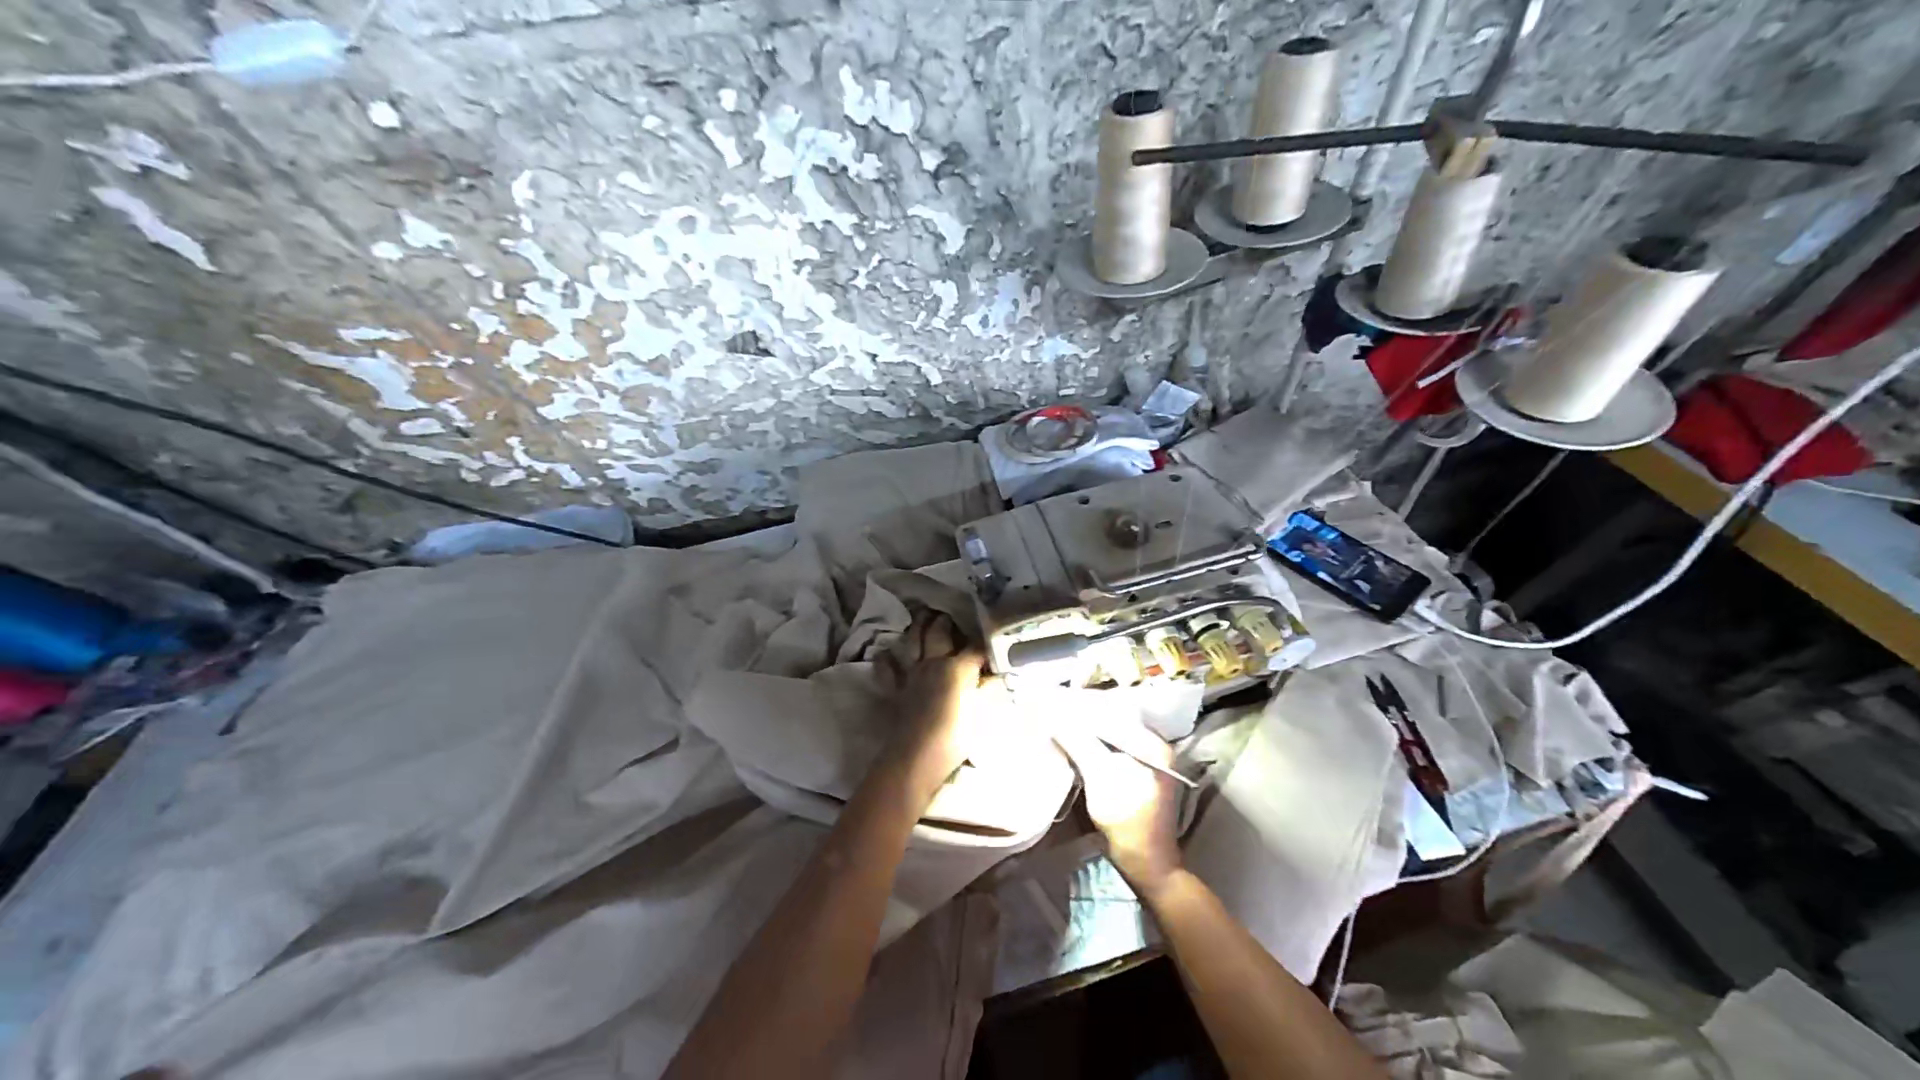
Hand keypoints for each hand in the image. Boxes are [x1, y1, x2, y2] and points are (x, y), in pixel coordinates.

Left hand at [880, 616, 986, 805]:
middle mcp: (933, 663)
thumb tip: (1000, 676)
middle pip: (939, 633)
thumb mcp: (982, 714)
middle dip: (947, 622)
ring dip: (918, 628)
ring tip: (923, 615)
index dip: (985, 645)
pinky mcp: (896, 690)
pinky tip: (885, 652)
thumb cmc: (954, 738)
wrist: (915, 758)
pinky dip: (887, 659)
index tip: (993, 644)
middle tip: (952, 615)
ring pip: (913, 642)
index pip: (976, 649)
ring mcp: (911, 674)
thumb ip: (989, 690)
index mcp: (957, 668)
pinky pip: (888, 669)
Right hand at [1054, 719, 1181, 891]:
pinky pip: (1111, 747)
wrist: (1149, 866)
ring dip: (1083, 729)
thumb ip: (1081, 745)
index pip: (1112, 712)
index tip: (1051, 700)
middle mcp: (1155, 744)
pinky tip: (1071, 741)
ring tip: (1055, 721)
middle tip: (1048, 709)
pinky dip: (1091, 743)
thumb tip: (1054, 715)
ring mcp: (1148, 759)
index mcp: (1153, 743)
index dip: (1081, 706)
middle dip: (1081, 716)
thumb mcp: (1101, 781)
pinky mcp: (1138, 771)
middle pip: (1111, 720)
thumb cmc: (1129, 825)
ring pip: (1109, 734)